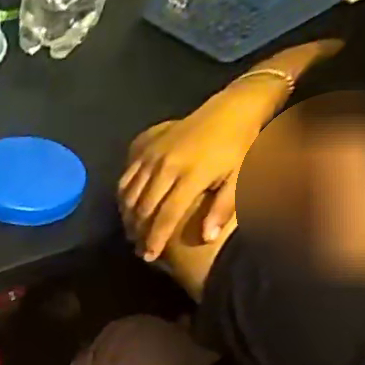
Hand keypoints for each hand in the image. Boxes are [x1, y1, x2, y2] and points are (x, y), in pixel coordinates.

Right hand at [119, 94, 265, 260]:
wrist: (233, 108)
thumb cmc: (242, 145)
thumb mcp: (242, 175)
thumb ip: (223, 207)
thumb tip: (206, 238)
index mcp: (191, 175)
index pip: (167, 214)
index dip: (156, 238)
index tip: (149, 256)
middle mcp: (165, 167)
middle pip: (144, 208)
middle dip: (139, 232)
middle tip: (139, 249)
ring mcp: (152, 158)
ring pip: (130, 196)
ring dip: (128, 218)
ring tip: (132, 233)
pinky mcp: (144, 151)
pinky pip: (125, 179)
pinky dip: (122, 198)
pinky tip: (126, 209)